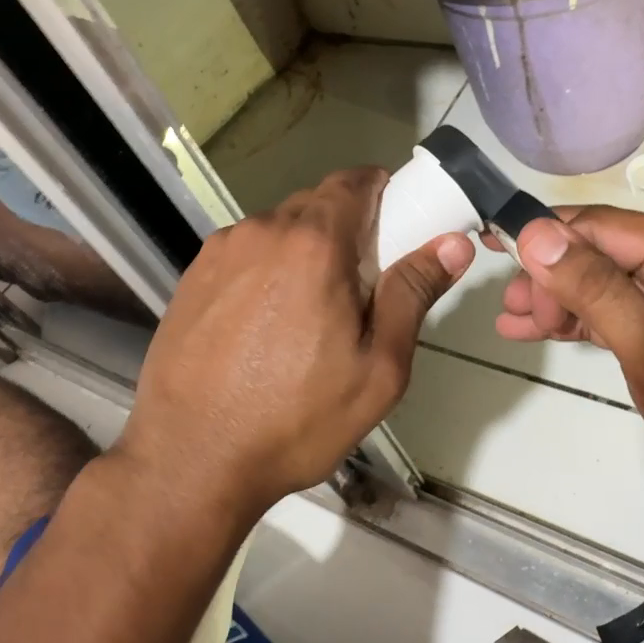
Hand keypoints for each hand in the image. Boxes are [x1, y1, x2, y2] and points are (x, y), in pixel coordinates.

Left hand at [118, 167, 475, 511]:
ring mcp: (223, 250)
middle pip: (318, 203)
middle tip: (360, 286)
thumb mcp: (379, 368)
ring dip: (304, 251)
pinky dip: (266, 270)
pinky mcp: (194, 275)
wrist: (189, 462)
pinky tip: (263, 326)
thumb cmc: (296, 419)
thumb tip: (453, 244)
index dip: (382, 193)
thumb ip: (414, 294)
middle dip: (347, 229)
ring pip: (280, 228)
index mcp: (315, 243)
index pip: (355, 180)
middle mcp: (264, 230)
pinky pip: (247, 252)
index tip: (396, 228)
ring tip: (307, 315)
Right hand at [495, 207, 643, 509]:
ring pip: (603, 282)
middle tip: (511, 308)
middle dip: (550, 274)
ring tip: (513, 320)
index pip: (601, 224)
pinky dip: (579, 321)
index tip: (495, 248)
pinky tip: (541, 332)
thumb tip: (535, 233)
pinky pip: (616, 312)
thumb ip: (594, 286)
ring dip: (557, 299)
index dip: (545, 233)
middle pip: (599, 251)